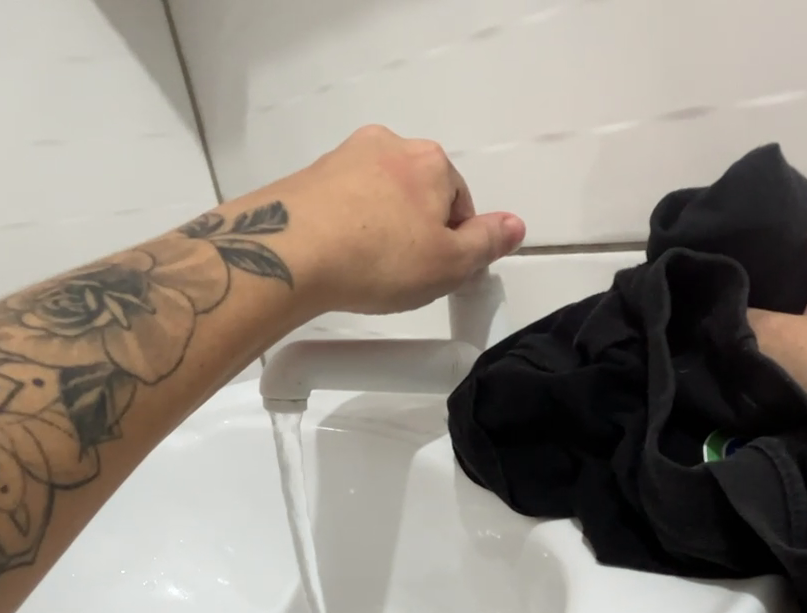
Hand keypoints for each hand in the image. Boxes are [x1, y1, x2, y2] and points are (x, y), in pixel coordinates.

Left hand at [258, 125, 526, 315]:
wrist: (290, 253)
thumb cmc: (380, 259)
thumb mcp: (450, 264)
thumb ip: (487, 243)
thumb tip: (515, 225)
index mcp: (432, 161)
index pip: (460, 203)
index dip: (455, 243)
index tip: (438, 273)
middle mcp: (389, 145)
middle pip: (420, 194)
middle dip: (419, 230)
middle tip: (406, 274)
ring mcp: (345, 157)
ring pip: (382, 197)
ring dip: (384, 228)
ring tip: (371, 269)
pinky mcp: (311, 176)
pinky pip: (346, 203)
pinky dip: (351, 227)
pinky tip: (343, 258)